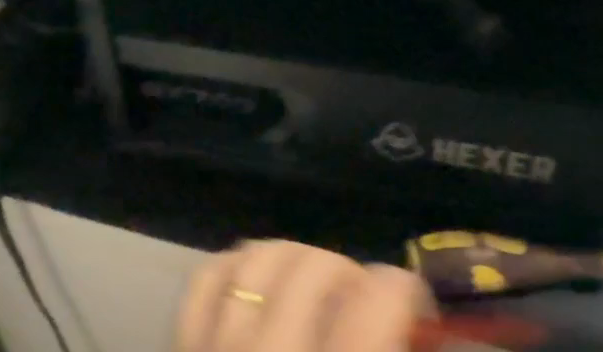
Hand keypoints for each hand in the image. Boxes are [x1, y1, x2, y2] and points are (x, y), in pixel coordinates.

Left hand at [174, 239, 433, 351]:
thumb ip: (389, 349)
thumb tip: (419, 329)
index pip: (376, 302)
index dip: (404, 287)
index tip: (413, 301)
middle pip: (314, 267)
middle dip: (350, 271)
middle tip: (364, 300)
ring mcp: (216, 348)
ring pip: (257, 259)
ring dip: (295, 262)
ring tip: (314, 290)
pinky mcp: (183, 345)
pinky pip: (207, 279)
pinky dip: (238, 270)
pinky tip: (260, 288)